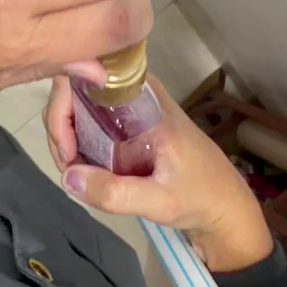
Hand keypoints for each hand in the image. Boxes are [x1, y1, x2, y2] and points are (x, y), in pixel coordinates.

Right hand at [43, 76, 273, 272]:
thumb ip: (115, 192)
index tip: (67, 150)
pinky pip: (88, 123)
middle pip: (76, 91)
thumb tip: (68, 176)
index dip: (63, 107)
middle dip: (60, 128)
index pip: (87, 77)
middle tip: (68, 167)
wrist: (226, 209)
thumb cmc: (200, 198)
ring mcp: (129, 109)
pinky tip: (83, 170)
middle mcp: (134, 94)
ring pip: (78, 108)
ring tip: (75, 173)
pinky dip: (76, 144)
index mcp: (145, 99)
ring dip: (66, 138)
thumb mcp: (160, 201)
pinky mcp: (126, 125)